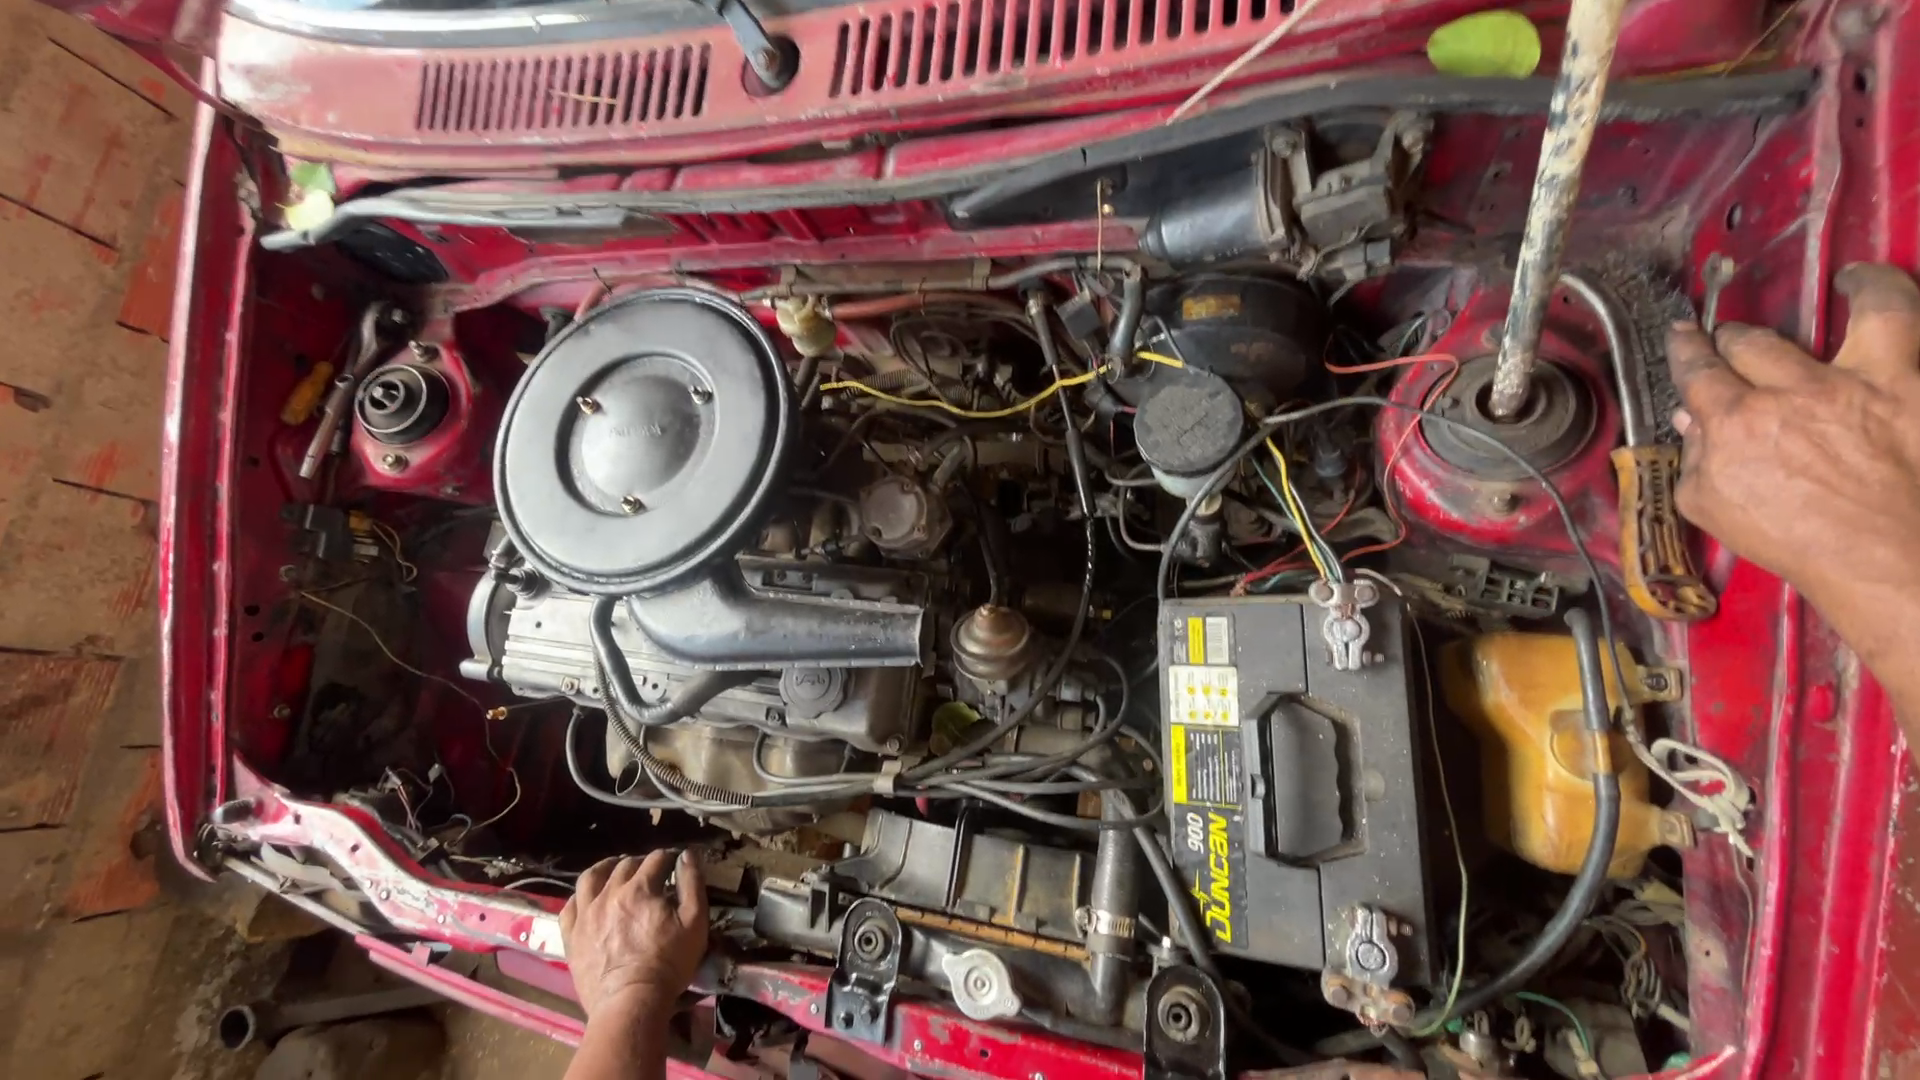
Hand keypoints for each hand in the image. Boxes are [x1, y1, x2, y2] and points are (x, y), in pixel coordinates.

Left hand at [561, 849, 708, 1019]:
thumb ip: (693, 883)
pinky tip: (590, 900)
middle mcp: (609, 894)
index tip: (675, 865)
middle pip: (624, 865)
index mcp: (640, 889)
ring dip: (606, 869)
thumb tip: (688, 854)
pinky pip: (569, 906)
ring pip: (591, 877)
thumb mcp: (695, 921)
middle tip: (651, 874)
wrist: (631, 1005)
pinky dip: (581, 897)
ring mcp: (586, 915)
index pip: (656, 858)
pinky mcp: (571, 937)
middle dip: (641, 863)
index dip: (669, 858)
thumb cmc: (668, 963)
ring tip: (615, 873)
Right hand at [1664, 263, 1919, 607]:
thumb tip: (1693, 421)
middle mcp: (1795, 391)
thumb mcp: (1706, 504)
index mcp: (1734, 422)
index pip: (1699, 370)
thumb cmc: (1786, 536)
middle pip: (1756, 343)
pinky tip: (1903, 296)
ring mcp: (1867, 383)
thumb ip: (1694, 457)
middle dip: (1735, 336)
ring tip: (1853, 279)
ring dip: (1855, 290)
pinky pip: (1915, 328)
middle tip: (1731, 335)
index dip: (1686, 348)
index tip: (1683, 334)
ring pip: (1866, 312)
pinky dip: (1909, 302)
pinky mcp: (1917, 388)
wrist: (1883, 555)